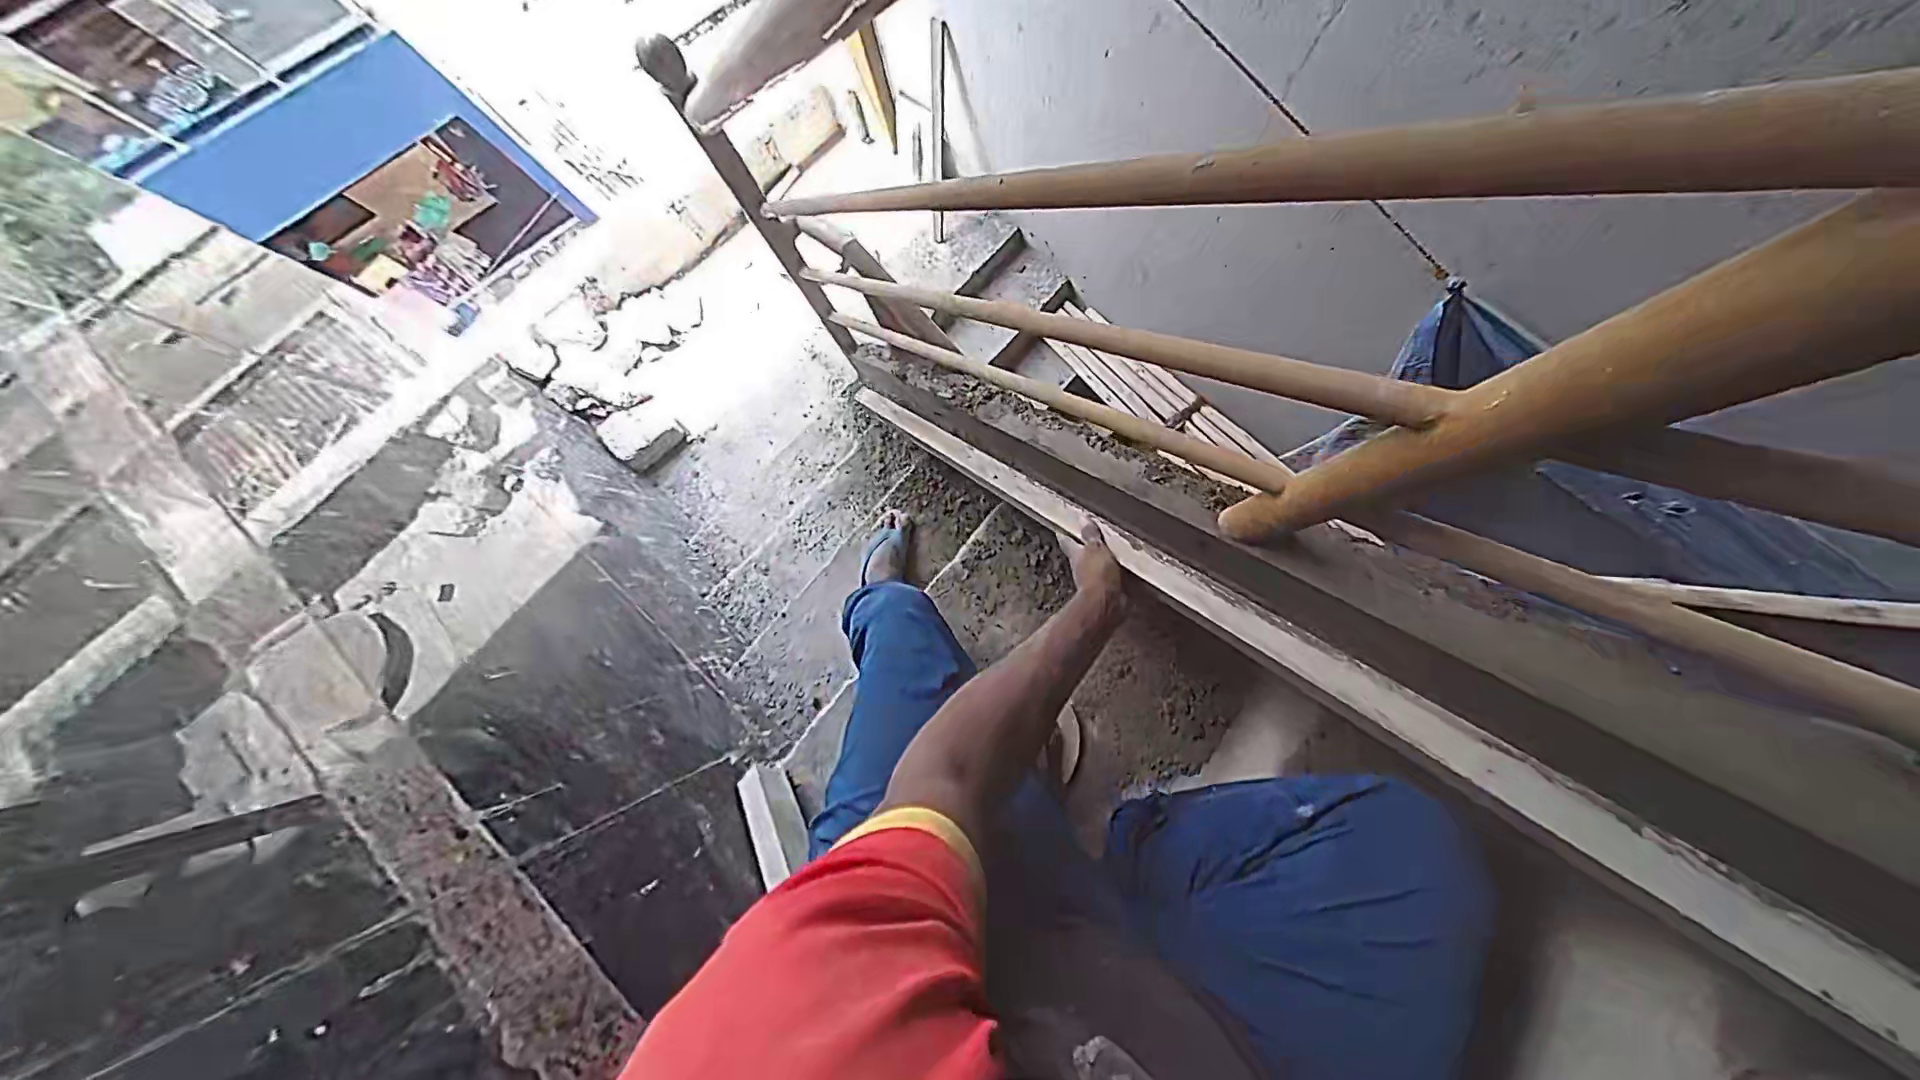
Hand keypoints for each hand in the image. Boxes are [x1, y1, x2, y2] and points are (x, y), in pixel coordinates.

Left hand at [1071, 522, 1126, 608]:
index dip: (1065, 534)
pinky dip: (1113, 574)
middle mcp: (1081, 568)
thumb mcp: (1096, 549)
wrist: (1106, 604)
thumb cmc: (1098, 575)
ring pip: (1094, 567)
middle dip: (1084, 548)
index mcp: (1076, 555)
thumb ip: (1091, 535)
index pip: (1067, 541)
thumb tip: (1082, 519)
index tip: (1063, 528)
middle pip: (1080, 555)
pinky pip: (1109, 578)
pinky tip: (1121, 570)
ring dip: (1099, 561)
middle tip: (1089, 538)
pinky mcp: (1105, 591)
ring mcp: (1091, 581)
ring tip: (1110, 552)